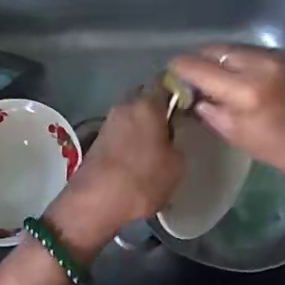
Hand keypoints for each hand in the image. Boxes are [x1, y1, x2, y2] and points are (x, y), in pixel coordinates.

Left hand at [49, 87, 183, 246]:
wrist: (94, 203)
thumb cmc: (142, 179)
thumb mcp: (176, 165)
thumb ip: (177, 143)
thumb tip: (171, 138)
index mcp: (147, 104)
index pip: (165, 81)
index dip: (179, 88)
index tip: (191, 100)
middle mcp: (125, 105)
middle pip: (145, 95)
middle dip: (159, 105)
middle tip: (175, 122)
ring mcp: (108, 122)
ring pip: (133, 113)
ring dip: (144, 122)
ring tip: (160, 142)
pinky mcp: (98, 140)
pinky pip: (122, 129)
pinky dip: (133, 136)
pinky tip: (142, 155)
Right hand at [167, 45, 284, 173]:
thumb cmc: (271, 145)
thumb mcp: (230, 131)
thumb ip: (205, 106)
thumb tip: (188, 91)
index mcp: (244, 90)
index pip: (198, 67)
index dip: (180, 69)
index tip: (171, 75)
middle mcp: (258, 65)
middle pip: (213, 51)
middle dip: (198, 62)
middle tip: (190, 77)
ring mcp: (272, 56)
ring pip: (230, 48)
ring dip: (217, 60)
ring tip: (211, 76)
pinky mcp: (281, 54)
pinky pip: (247, 51)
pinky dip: (235, 60)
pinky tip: (234, 75)